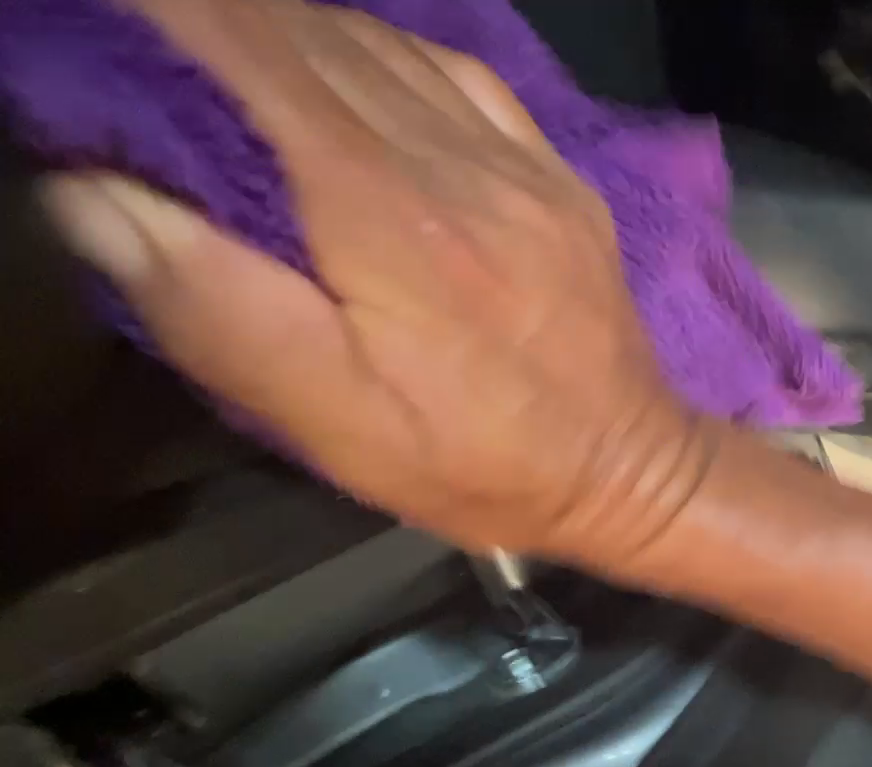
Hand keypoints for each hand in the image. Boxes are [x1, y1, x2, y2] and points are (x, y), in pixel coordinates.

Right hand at [39, 0, 715, 571]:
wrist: (633, 473)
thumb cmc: (489, 468)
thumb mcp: (343, 427)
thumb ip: (223, 310)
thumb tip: (96, 192)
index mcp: (393, 221)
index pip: (249, 55)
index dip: (161, 10)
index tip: (97, 15)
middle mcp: (468, 171)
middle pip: (316, 39)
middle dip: (214, 14)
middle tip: (152, 37)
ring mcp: (531, 175)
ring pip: (392, 50)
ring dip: (297, 30)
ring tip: (229, 45)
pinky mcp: (569, 191)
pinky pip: (470, 85)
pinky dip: (395, 57)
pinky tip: (359, 76)